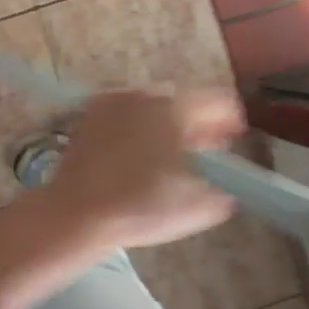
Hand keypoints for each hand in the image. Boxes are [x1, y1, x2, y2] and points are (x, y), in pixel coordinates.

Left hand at [41, 88, 243, 248]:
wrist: (76, 212)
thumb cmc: (139, 208)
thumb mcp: (197, 207)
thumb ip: (225, 188)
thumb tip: (228, 181)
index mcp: (175, 110)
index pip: (220, 101)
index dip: (231, 122)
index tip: (232, 142)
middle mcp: (145, 95)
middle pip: (185, 99)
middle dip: (198, 122)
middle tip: (201, 152)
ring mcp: (113, 101)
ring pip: (154, 104)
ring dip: (166, 122)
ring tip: (167, 155)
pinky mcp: (90, 112)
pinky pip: (126, 111)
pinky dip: (137, 124)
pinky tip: (134, 153)